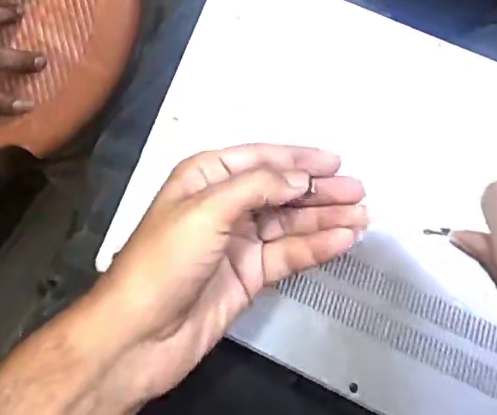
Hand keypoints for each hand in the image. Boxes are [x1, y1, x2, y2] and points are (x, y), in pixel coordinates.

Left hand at [84, 144, 367, 404]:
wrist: (137, 337)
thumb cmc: (159, 264)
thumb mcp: (207, 210)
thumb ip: (257, 187)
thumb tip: (298, 176)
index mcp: (207, 176)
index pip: (262, 159)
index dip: (298, 158)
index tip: (332, 160)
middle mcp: (225, 203)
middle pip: (281, 190)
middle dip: (319, 189)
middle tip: (355, 188)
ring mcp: (238, 240)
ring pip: (290, 222)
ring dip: (324, 218)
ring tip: (359, 214)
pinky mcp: (248, 274)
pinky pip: (289, 254)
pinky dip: (316, 246)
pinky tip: (340, 240)